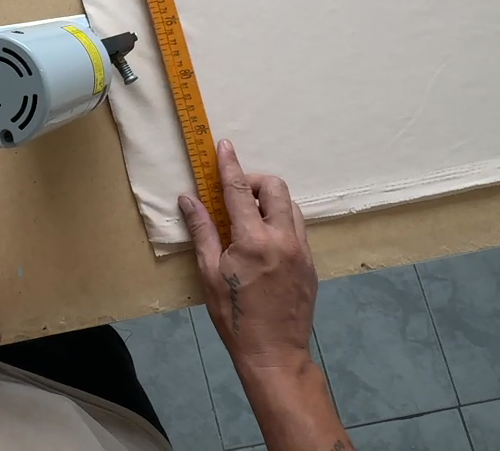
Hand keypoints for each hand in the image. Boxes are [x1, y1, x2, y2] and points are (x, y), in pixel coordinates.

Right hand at [180, 140, 317, 375]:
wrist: (275, 355)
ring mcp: (302, 252)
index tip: (224, 145)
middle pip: (275, 188)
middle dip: (254, 181)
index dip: (229, 164)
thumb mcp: (210, 273)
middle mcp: (283, 240)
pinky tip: (263, 239)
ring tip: (248, 216)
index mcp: (254, 240)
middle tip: (235, 194)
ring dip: (269, 200)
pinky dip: (279, 220)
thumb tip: (188, 198)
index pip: (239, 190)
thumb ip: (202, 230)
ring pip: (290, 206)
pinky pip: (297, 228)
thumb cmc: (234, 316)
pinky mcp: (311, 265)